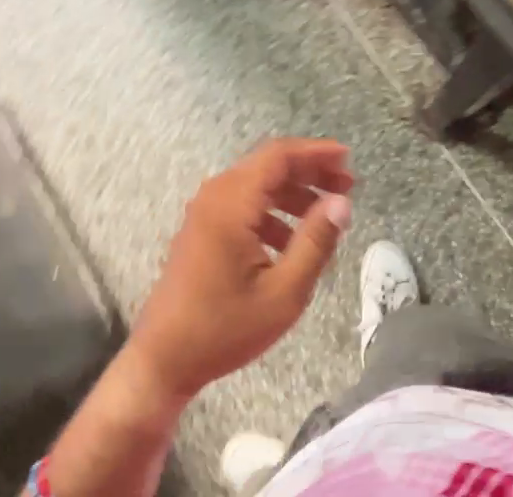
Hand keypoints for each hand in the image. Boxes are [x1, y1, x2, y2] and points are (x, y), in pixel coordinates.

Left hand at [125, 138, 353, 401]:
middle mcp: (215, 196)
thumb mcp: (283, 293)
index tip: (348, 160)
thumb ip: (315, 242)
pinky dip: (272, 212)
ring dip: (293, 193)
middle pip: (268, 165)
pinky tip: (292, 242)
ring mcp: (204, 212)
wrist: (164, 359)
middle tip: (346, 187)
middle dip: (309, 171)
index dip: (316, 152)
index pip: (279, 156)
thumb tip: (341, 203)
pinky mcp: (201, 229)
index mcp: (232, 203)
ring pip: (256, 185)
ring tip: (326, 215)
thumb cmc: (224, 328)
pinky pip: (243, 205)